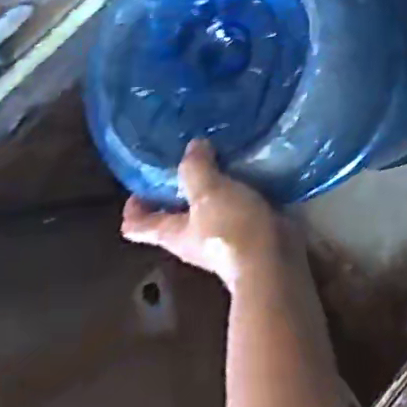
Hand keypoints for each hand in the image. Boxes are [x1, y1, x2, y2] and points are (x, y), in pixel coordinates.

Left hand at [121, 140, 287, 291]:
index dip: (134, 206)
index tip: (145, 182)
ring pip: (208, 212)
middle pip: (174, 216)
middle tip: (196, 161)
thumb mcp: (209, 193)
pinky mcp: (247, 236)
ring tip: (230, 162)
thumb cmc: (231, 229)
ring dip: (215, 190)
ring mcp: (220, 240)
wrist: (271, 260)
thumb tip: (192, 146)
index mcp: (171, 233)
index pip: (136, 225)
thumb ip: (196, 168)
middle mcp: (191, 239)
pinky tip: (255, 178)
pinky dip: (241, 195)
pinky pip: (237, 211)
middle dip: (182, 190)